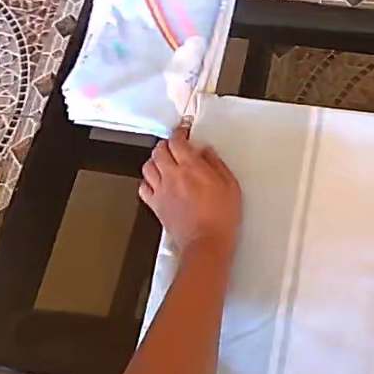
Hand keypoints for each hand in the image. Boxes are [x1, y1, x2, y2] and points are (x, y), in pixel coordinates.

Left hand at [140, 125, 241, 254]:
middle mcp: (172, 176)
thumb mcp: (230, 185)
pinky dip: (148, 181)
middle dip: (167, 144)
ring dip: (155, 160)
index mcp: (191, 167)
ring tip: (165, 161)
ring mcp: (161, 190)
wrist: (207, 242)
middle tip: (176, 145)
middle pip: (159, 150)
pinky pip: (143, 187)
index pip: (177, 141)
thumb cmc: (222, 217)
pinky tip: (157, 182)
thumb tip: (206, 152)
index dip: (180, 133)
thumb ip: (216, 164)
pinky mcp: (156, 205)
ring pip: (148, 166)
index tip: (184, 131)